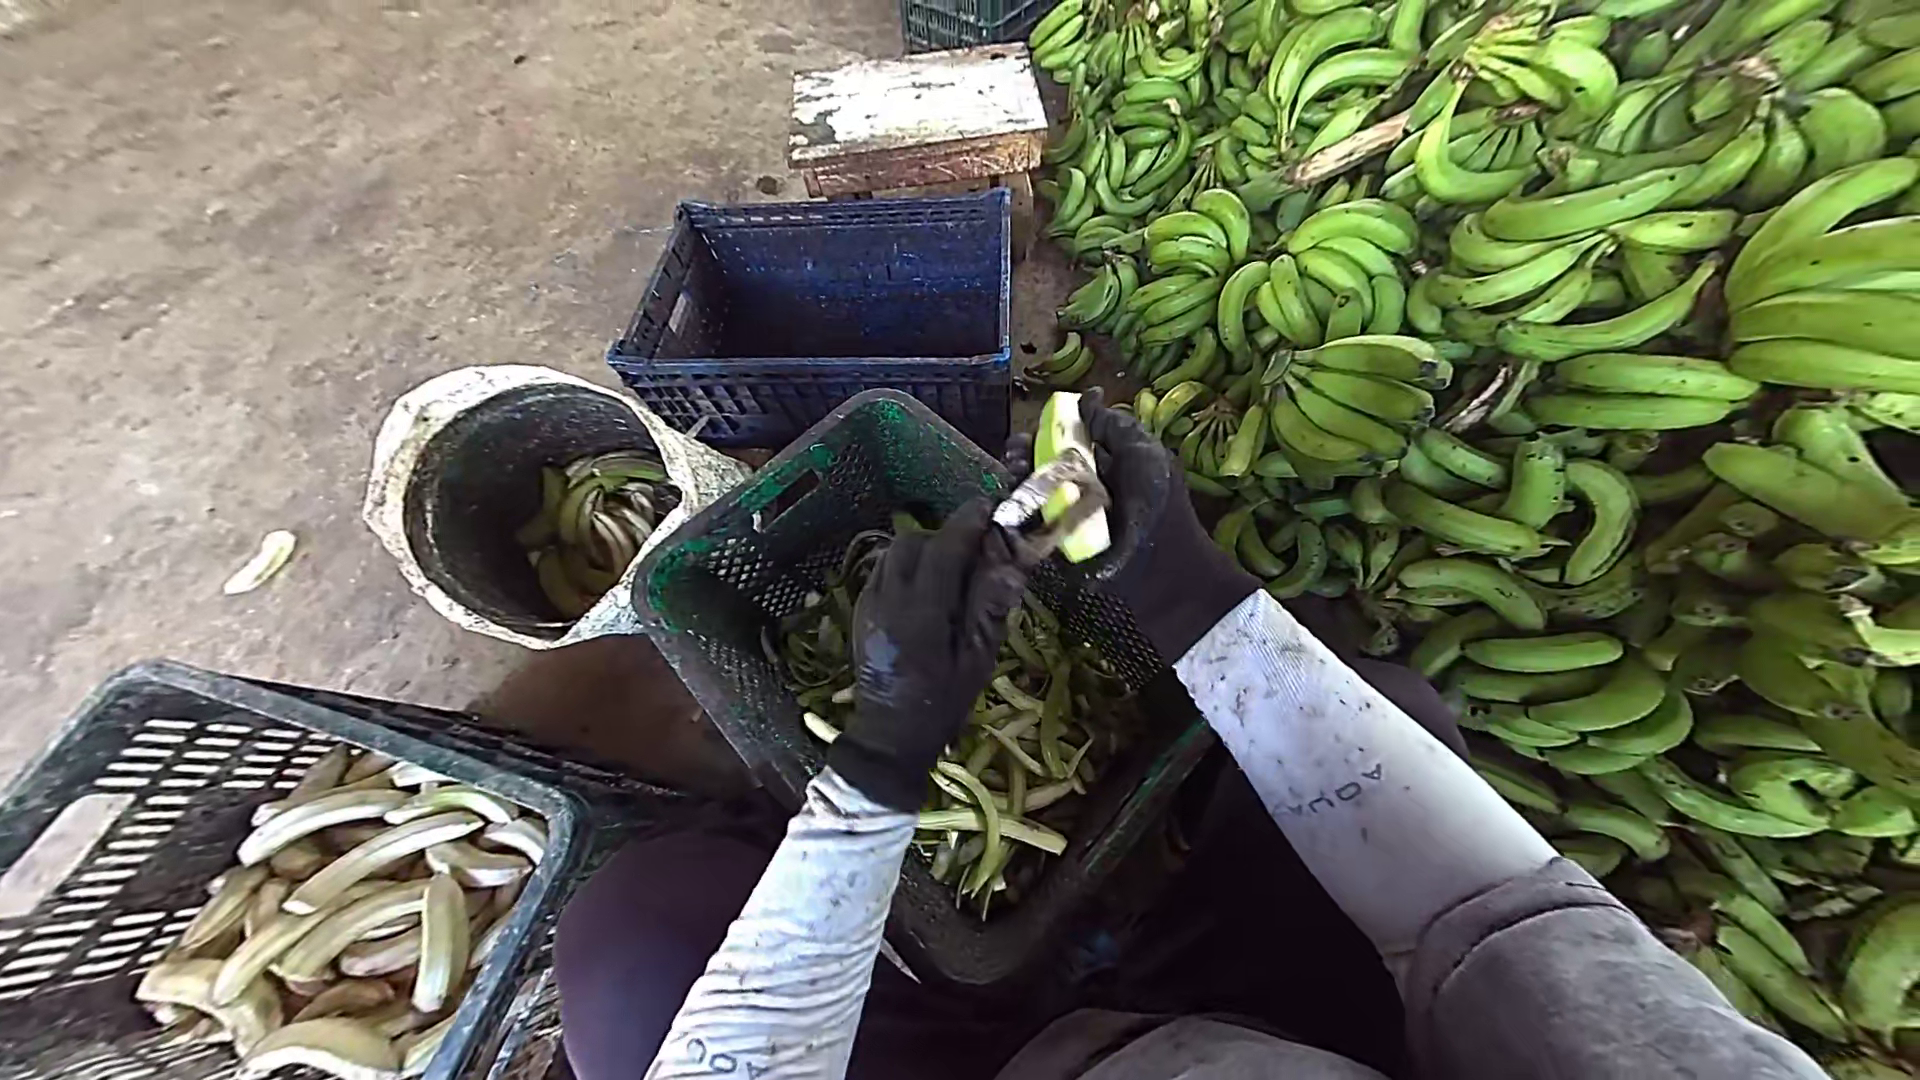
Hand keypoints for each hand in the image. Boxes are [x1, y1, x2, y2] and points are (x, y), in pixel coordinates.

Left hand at [826, 499, 1027, 810]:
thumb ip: (990, 607)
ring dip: (926, 547)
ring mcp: (868, 602)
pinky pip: (883, 568)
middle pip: (915, 542)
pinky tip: (926, 584)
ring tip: (951, 568)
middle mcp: (888, 599)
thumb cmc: (942, 702)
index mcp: (920, 615)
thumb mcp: (976, 660)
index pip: (943, 550)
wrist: (890, 734)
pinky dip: (907, 563)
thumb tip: (1011, 561)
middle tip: (974, 550)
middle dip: (946, 535)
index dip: (968, 523)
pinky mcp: (861, 608)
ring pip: (895, 551)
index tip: (990, 506)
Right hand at [1005, 391, 1256, 660]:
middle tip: (1017, 452)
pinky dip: (1012, 509)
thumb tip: (1087, 398)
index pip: (1064, 442)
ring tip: (1013, 471)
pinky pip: (1022, 523)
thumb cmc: (1157, 508)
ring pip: (1025, 491)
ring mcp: (1060, 518)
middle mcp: (1077, 490)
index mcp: (1100, 466)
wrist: (1157, 568)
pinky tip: (1011, 497)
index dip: (1046, 431)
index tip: (1036, 427)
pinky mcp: (1048, 545)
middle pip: (1037, 464)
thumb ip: (1116, 427)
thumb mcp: (1145, 455)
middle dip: (1023, 453)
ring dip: (1015, 477)